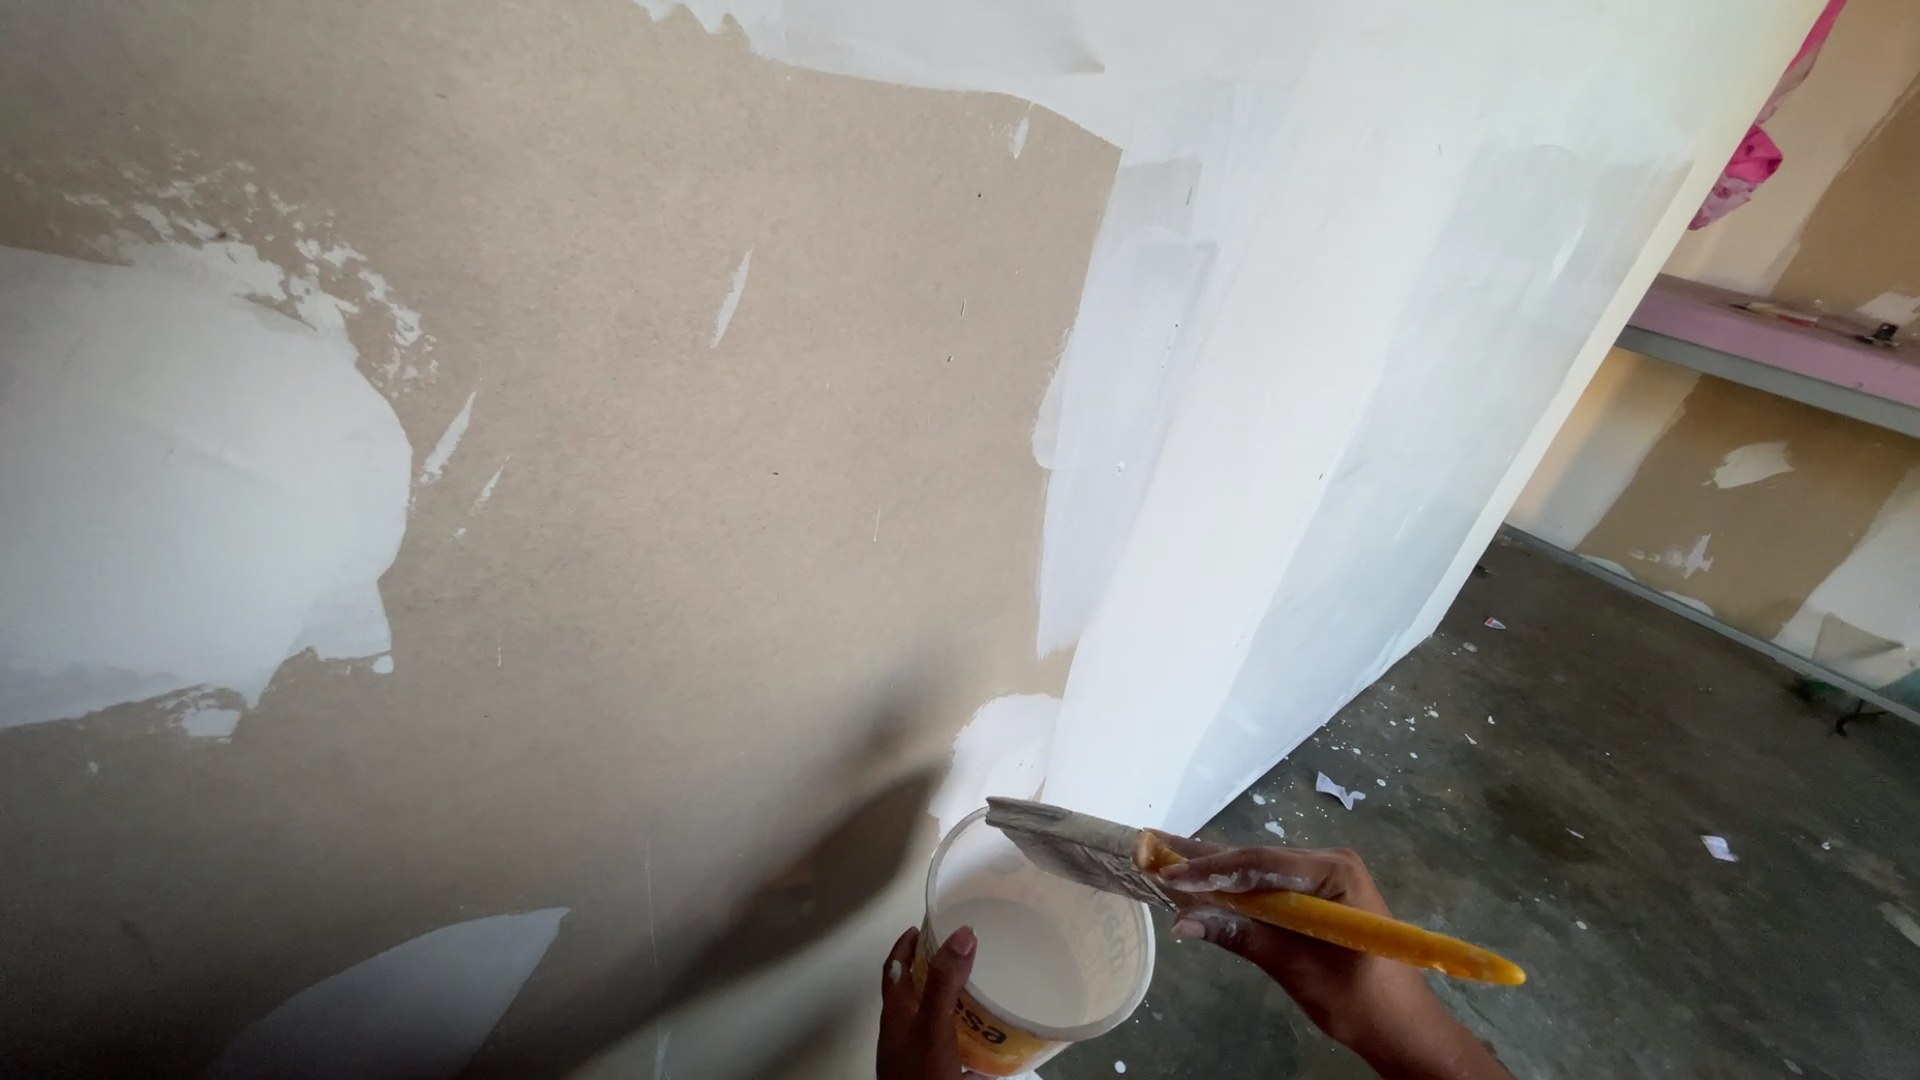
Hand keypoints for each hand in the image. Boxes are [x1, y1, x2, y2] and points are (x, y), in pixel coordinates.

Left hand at [877, 924, 979, 1079]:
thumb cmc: (920, 1078)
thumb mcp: (933, 1026)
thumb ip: (945, 981)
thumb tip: (962, 931)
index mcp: (896, 1013)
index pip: (895, 967)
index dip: (907, 943)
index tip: (927, 925)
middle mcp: (905, 1032)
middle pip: (918, 991)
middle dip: (939, 969)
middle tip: (967, 953)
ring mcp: (920, 1057)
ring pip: (938, 1020)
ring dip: (958, 1003)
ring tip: (986, 990)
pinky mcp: (937, 1077)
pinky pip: (957, 1050)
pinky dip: (972, 1040)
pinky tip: (994, 1041)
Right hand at [1151, 833, 1510, 1079]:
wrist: (1405, 1030)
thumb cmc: (1362, 1001)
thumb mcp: (1298, 970)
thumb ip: (1242, 937)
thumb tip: (1183, 921)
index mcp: (1334, 872)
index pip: (1260, 862)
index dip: (1212, 869)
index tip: (1170, 874)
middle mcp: (1326, 861)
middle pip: (1254, 858)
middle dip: (1203, 859)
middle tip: (1154, 845)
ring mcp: (1319, 873)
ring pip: (1255, 867)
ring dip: (1211, 868)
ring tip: (1164, 853)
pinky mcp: (1311, 889)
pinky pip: (1265, 881)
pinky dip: (1231, 884)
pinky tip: (1198, 875)